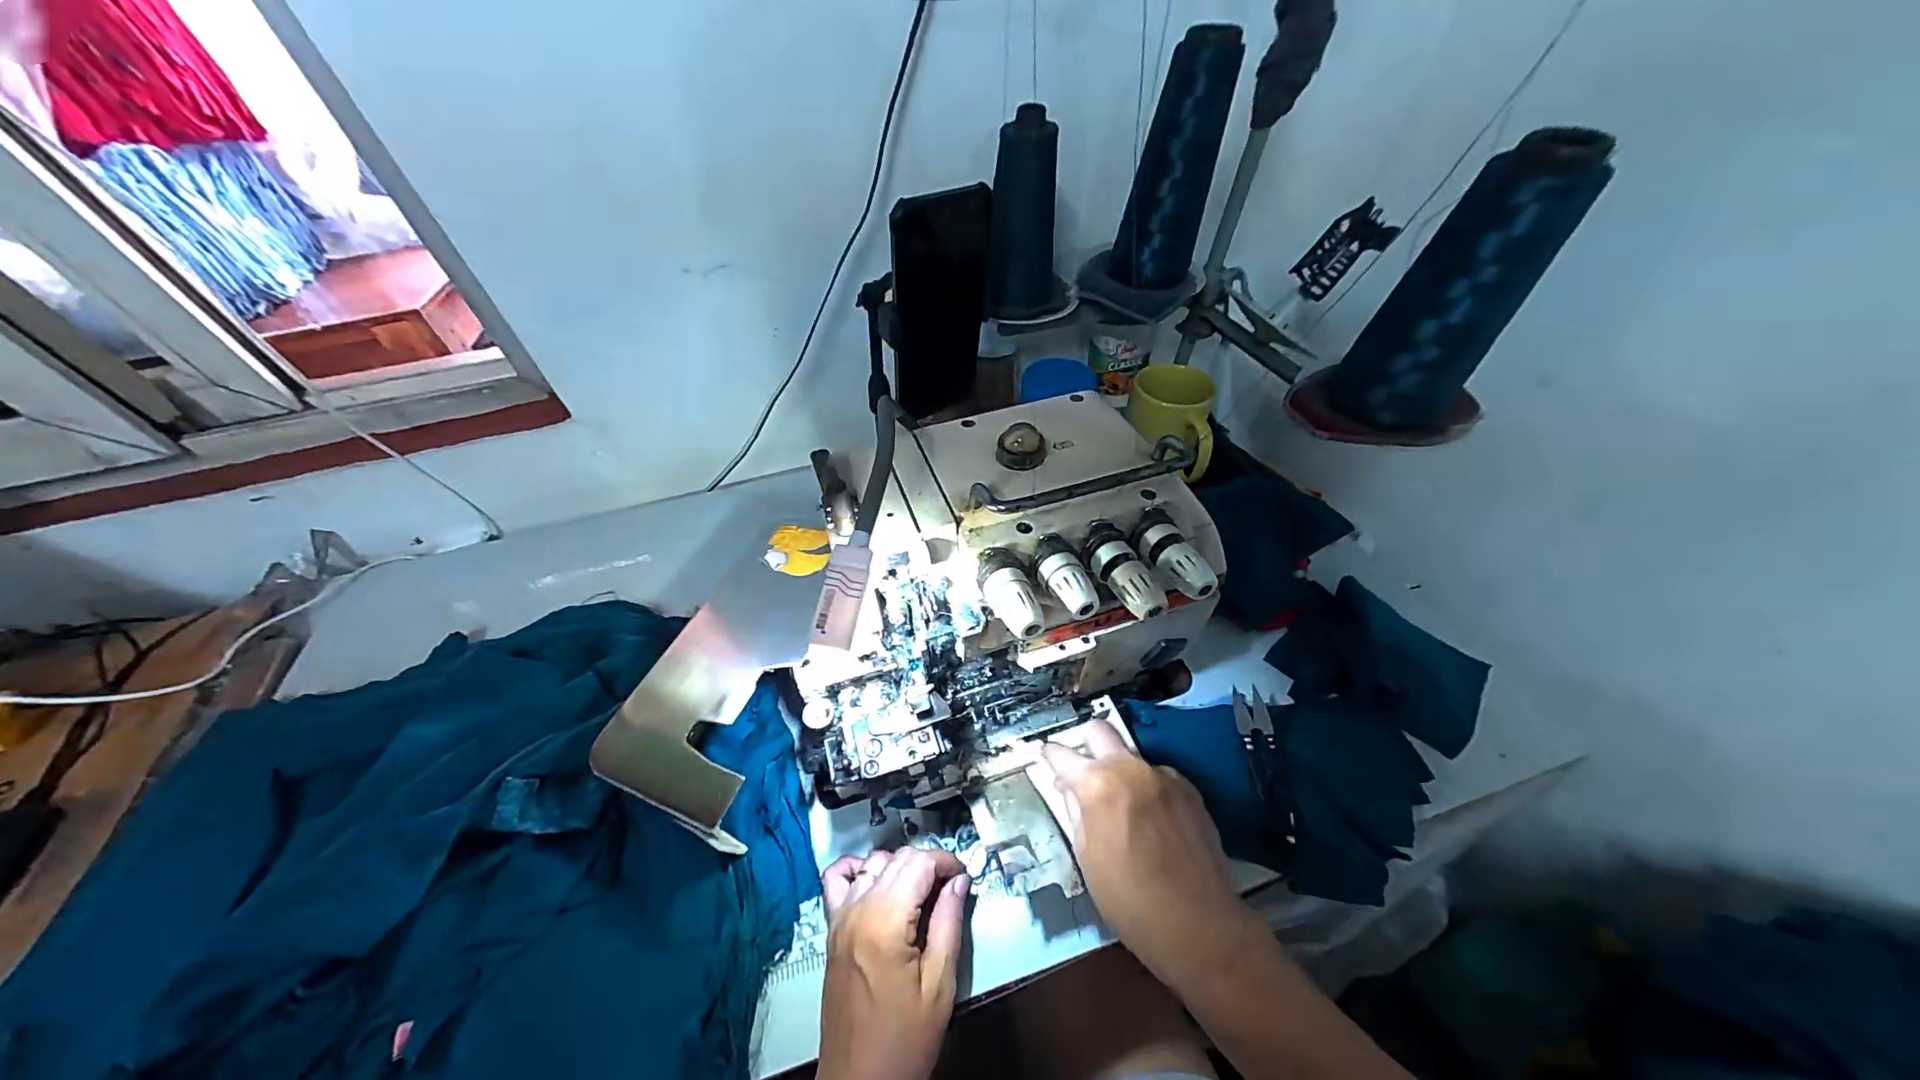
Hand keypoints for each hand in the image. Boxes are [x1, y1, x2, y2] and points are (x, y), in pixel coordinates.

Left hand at [818, 846, 970, 1079]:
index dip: (946, 862)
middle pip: (896, 859)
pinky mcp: (830, 930)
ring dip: (900, 867)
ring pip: (872, 864)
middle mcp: (857, 909)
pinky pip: (836, 880)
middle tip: (951, 887)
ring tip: (924, 891)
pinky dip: (858, 870)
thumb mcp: (939, 985)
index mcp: (884, 921)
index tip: (964, 877)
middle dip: (928, 864)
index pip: (918, 863)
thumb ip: (949, 923)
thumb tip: (959, 881)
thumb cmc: (905, 1040)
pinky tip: (878, 882)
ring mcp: (839, 918)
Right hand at [1042, 719, 1253, 986]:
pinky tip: (1150, 823)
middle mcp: (1131, 768)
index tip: (1046, 761)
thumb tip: (1069, 789)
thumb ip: (1074, 812)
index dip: (1049, 757)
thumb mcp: (1085, 857)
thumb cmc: (1129, 899)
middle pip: (1100, 731)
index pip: (1061, 754)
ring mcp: (1165, 776)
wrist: (1198, 923)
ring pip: (1131, 757)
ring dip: (1120, 772)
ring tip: (1121, 810)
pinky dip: (1146, 789)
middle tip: (1082, 774)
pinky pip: (1157, 777)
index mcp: (1097, 783)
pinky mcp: (1190, 790)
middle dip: (1086, 745)